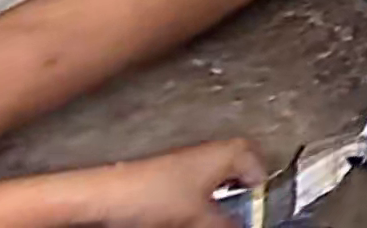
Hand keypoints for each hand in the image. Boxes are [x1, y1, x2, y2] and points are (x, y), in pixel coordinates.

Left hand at [82, 139, 263, 227]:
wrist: (106, 196)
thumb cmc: (158, 197)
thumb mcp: (195, 218)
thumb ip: (224, 224)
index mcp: (240, 150)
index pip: (261, 178)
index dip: (254, 202)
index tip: (244, 219)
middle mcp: (227, 147)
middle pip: (241, 181)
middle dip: (234, 203)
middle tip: (221, 220)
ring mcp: (202, 155)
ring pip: (219, 186)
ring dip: (215, 204)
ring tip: (199, 220)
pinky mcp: (180, 168)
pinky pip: (202, 186)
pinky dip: (198, 202)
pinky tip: (182, 216)